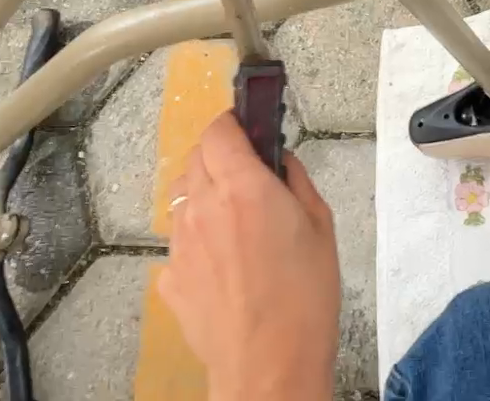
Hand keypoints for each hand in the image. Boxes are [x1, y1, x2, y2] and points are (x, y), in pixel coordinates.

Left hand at [159, 113, 340, 400]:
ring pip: (182, 194)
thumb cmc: (305, 294)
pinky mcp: (170, 278)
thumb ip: (295, 179)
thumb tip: (279, 159)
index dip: (233, 122)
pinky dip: (195, 233)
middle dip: (220, 152)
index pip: (219, 130)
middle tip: (248, 169)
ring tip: (234, 213)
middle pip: (196, 156)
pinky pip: (178, 238)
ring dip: (203, 189)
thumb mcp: (319, 223)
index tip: (248, 126)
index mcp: (243, 187)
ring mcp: (180, 244)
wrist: (270, 366)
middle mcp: (203, 208)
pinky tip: (221, 256)